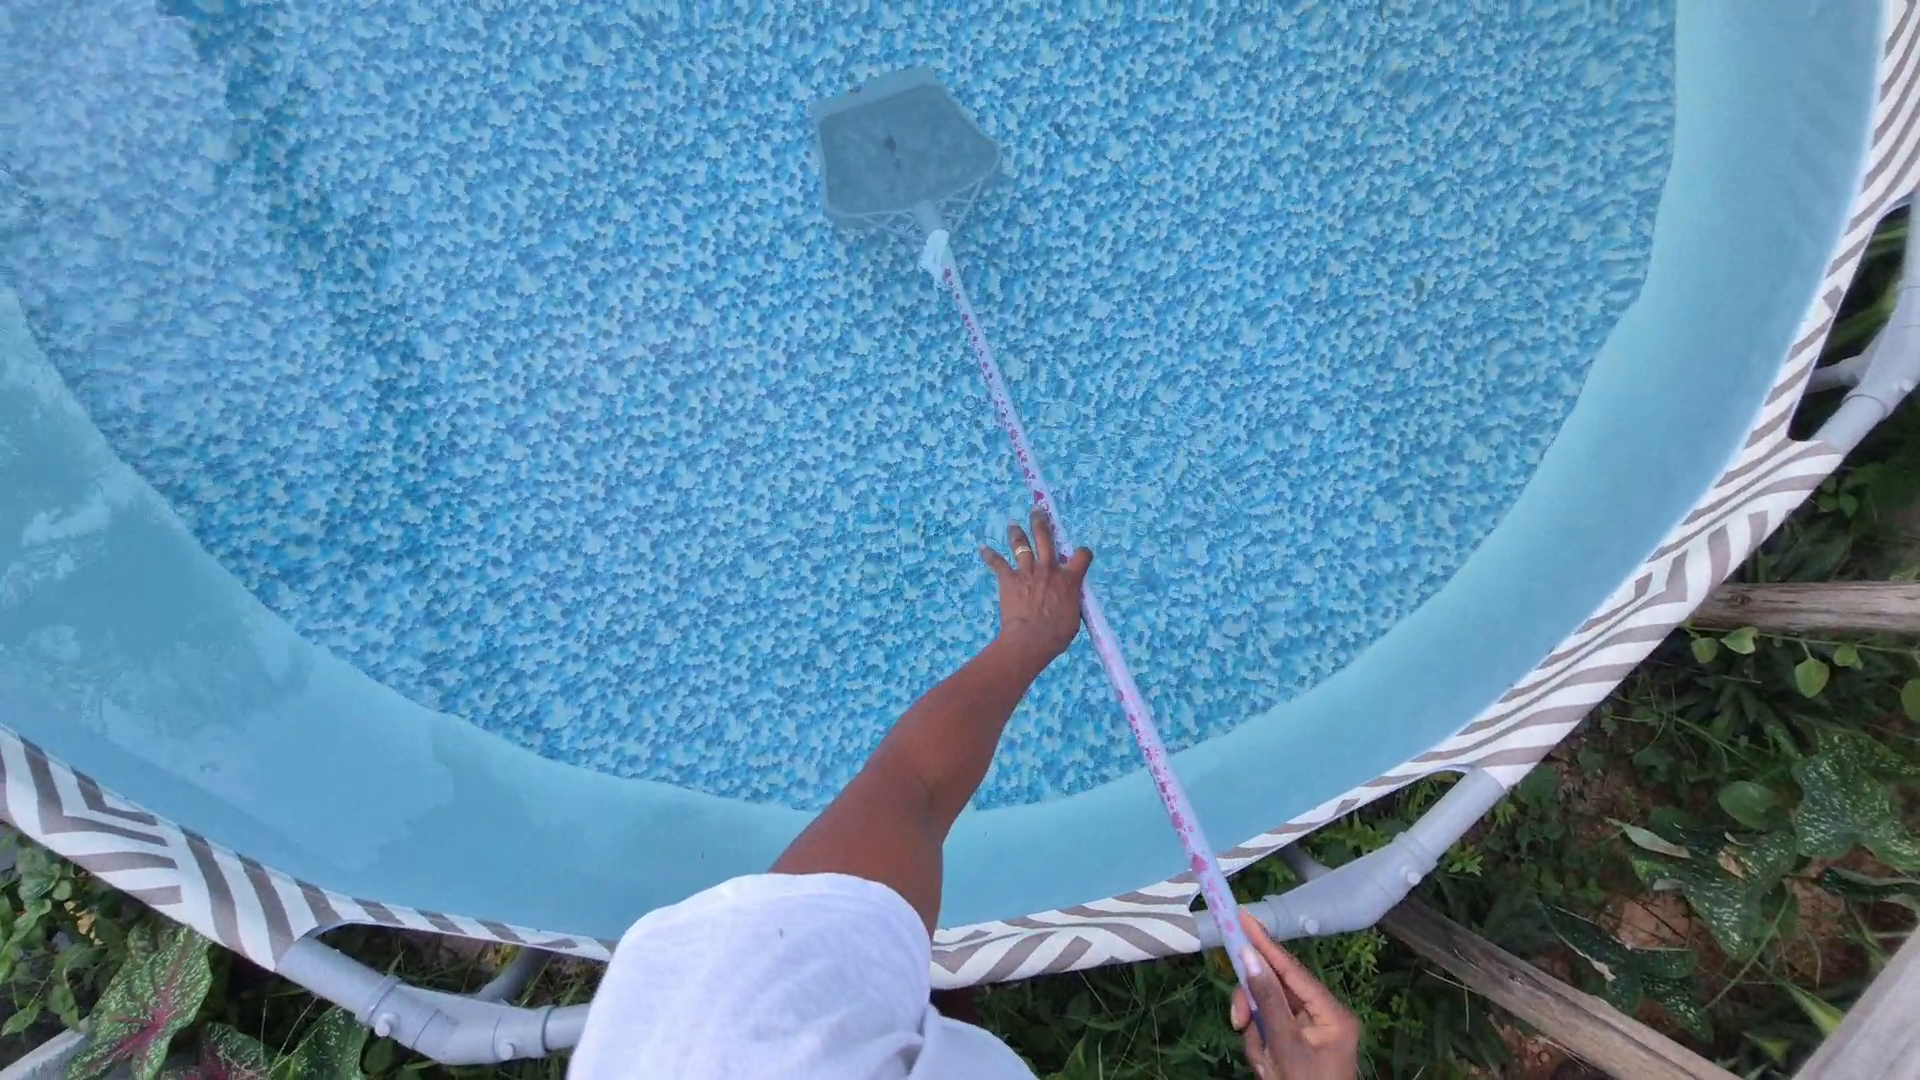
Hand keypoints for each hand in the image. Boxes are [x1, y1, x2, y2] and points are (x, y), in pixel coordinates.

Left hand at [979, 507, 1091, 660]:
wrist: (1031, 639)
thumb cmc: (1056, 634)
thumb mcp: (1074, 617)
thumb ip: (1071, 602)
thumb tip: (1068, 602)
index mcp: (1069, 579)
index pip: (1082, 556)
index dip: (1082, 553)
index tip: (1081, 554)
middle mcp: (1049, 569)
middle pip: (1045, 538)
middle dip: (1041, 523)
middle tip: (1037, 511)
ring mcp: (1028, 572)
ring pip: (1021, 545)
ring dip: (1017, 533)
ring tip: (1013, 524)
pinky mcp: (1009, 580)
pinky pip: (998, 563)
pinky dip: (990, 555)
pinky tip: (983, 549)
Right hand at [1230, 912, 1360, 1079]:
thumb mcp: (1284, 1046)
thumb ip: (1266, 998)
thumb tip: (1248, 955)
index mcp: (1332, 1013)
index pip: (1291, 969)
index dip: (1265, 942)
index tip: (1242, 916)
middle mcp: (1324, 1015)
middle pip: (1276, 990)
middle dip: (1255, 1008)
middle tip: (1239, 1022)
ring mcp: (1311, 1030)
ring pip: (1268, 1010)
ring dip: (1257, 1034)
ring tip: (1264, 1064)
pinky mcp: (1299, 1043)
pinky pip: (1269, 1029)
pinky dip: (1261, 1045)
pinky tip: (1268, 1068)